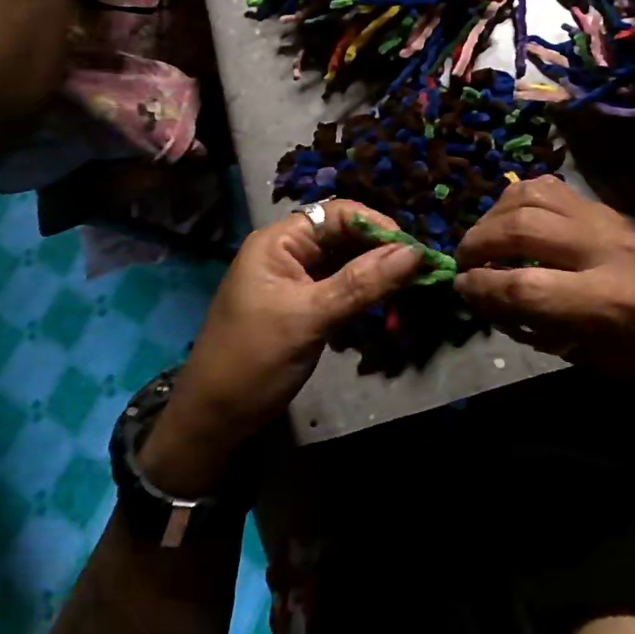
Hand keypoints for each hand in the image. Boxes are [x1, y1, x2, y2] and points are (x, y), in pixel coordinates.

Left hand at [139, 201, 424, 495]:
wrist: (214, 418)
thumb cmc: (254, 360)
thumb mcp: (310, 317)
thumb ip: (362, 283)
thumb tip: (415, 252)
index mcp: (278, 241)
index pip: (337, 215)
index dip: (377, 226)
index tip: (414, 250)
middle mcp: (287, 252)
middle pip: (343, 236)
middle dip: (381, 250)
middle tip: (420, 271)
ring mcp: (295, 280)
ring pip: (345, 263)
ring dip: (376, 273)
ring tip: (412, 287)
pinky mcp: (303, 306)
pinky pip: (340, 288)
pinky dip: (364, 294)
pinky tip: (388, 303)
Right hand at [453, 177, 634, 386]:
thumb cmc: (634, 353)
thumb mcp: (576, 352)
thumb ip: (524, 319)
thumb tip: (475, 289)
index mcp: (609, 302)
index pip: (525, 287)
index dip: (481, 286)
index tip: (460, 288)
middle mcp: (608, 251)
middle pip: (523, 229)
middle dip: (479, 244)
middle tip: (464, 262)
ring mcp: (607, 220)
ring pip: (532, 196)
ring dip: (493, 216)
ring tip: (482, 239)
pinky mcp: (603, 206)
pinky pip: (547, 186)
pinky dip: (515, 199)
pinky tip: (505, 219)